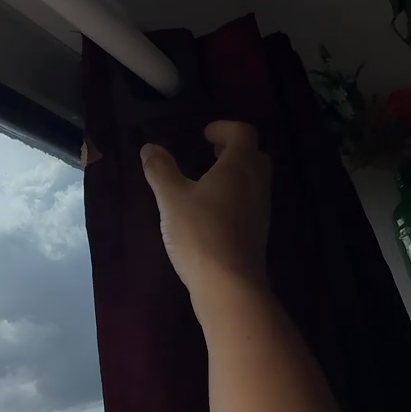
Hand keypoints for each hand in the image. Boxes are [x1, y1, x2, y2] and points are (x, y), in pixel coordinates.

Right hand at [141, 121, 272, 309]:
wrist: (229, 284)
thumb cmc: (199, 233)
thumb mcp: (171, 198)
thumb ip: (160, 170)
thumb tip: (149, 147)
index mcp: (239, 167)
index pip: (244, 133)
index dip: (225, 128)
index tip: (205, 134)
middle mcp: (256, 185)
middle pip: (254, 156)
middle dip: (234, 150)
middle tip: (211, 153)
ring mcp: (261, 210)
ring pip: (254, 181)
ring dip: (235, 175)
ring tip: (208, 182)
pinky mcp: (257, 233)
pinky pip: (251, 203)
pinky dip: (235, 197)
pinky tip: (213, 212)